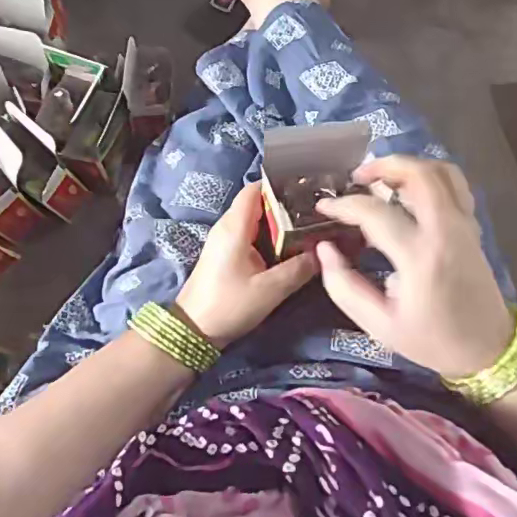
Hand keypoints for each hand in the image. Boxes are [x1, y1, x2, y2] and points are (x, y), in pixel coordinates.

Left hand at [175, 180, 319, 346]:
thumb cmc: (229, 305)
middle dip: (285, 206)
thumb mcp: (270, 289)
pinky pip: (250, 236)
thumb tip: (323, 252)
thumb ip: (299, 268)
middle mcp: (227, 227)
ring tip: (308, 229)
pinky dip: (269, 238)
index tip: (306, 192)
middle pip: (258, 204)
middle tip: (315, 214)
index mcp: (234, 226)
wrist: (193, 330)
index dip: (280, 186)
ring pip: (256, 221)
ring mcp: (224, 241)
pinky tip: (288, 249)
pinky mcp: (225, 256)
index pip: (255, 189)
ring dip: (279, 225)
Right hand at [313, 156, 513, 376]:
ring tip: (382, 178)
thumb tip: (325, 249)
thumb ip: (344, 286)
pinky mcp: (473, 227)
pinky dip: (430, 177)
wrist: (488, 349)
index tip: (323, 208)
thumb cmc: (432, 340)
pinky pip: (455, 185)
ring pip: (441, 172)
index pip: (375, 212)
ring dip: (409, 165)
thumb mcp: (378, 325)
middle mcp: (445, 231)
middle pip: (418, 174)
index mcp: (419, 257)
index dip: (343, 205)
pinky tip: (409, 190)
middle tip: (357, 177)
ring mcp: (464, 225)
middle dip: (383, 166)